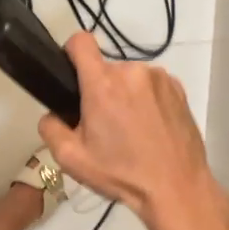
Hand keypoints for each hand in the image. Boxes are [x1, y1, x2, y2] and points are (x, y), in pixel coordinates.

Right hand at [38, 33, 211, 225]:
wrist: (176, 187)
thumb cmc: (121, 173)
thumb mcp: (71, 159)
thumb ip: (50, 128)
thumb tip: (53, 114)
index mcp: (102, 84)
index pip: (81, 41)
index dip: (70, 53)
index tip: (71, 74)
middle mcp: (132, 72)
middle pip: (104, 69)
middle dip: (98, 89)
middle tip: (102, 125)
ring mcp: (159, 78)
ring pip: (128, 78)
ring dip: (123, 95)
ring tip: (129, 129)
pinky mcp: (178, 89)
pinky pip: (150, 85)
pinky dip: (145, 100)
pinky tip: (148, 128)